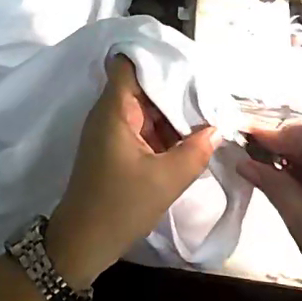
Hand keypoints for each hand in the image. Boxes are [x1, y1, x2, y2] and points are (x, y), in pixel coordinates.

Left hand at [48, 56, 218, 284]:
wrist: (83, 244)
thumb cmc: (119, 206)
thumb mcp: (166, 179)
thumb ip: (196, 150)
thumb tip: (218, 129)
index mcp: (114, 111)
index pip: (129, 63)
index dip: (156, 56)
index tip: (188, 60)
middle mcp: (110, 114)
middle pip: (143, 83)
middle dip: (176, 85)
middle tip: (211, 88)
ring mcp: (112, 132)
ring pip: (147, 107)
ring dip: (173, 110)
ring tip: (208, 110)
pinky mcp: (116, 148)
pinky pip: (145, 127)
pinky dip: (166, 129)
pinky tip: (192, 135)